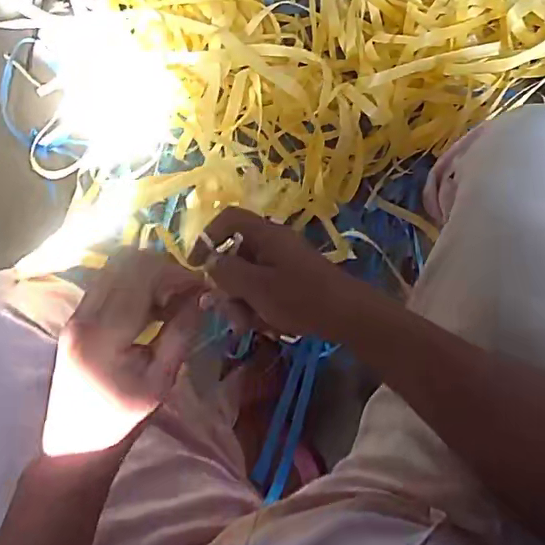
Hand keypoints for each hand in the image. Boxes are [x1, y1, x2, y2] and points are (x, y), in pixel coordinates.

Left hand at [42, 250, 205, 456]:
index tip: (202, 289)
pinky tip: (151, 306)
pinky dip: (134, 282)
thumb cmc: (123, 419)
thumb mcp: (161, 380)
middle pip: (128, 262)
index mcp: (105, 333)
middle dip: (165, 269)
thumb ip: (181, 333)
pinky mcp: (76, 316)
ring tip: (171, 299)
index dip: (178, 274)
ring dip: (149, 273)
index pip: (144, 276)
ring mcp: (76, 313)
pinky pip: (108, 281)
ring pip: (116, 266)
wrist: (75, 445)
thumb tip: (203, 295)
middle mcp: (85, 314)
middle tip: (189, 292)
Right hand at [196, 207, 383, 342]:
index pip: (228, 218)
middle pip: (236, 254)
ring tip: (252, 324)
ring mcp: (285, 262)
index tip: (196, 266)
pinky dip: (261, 306)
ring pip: (249, 277)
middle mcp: (274, 243)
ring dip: (243, 302)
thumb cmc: (299, 297)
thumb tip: (210, 262)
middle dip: (228, 286)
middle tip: (229, 311)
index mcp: (265, 234)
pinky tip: (270, 326)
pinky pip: (266, 289)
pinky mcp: (293, 281)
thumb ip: (227, 272)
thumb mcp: (255, 287)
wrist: (348, 315)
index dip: (207, 237)